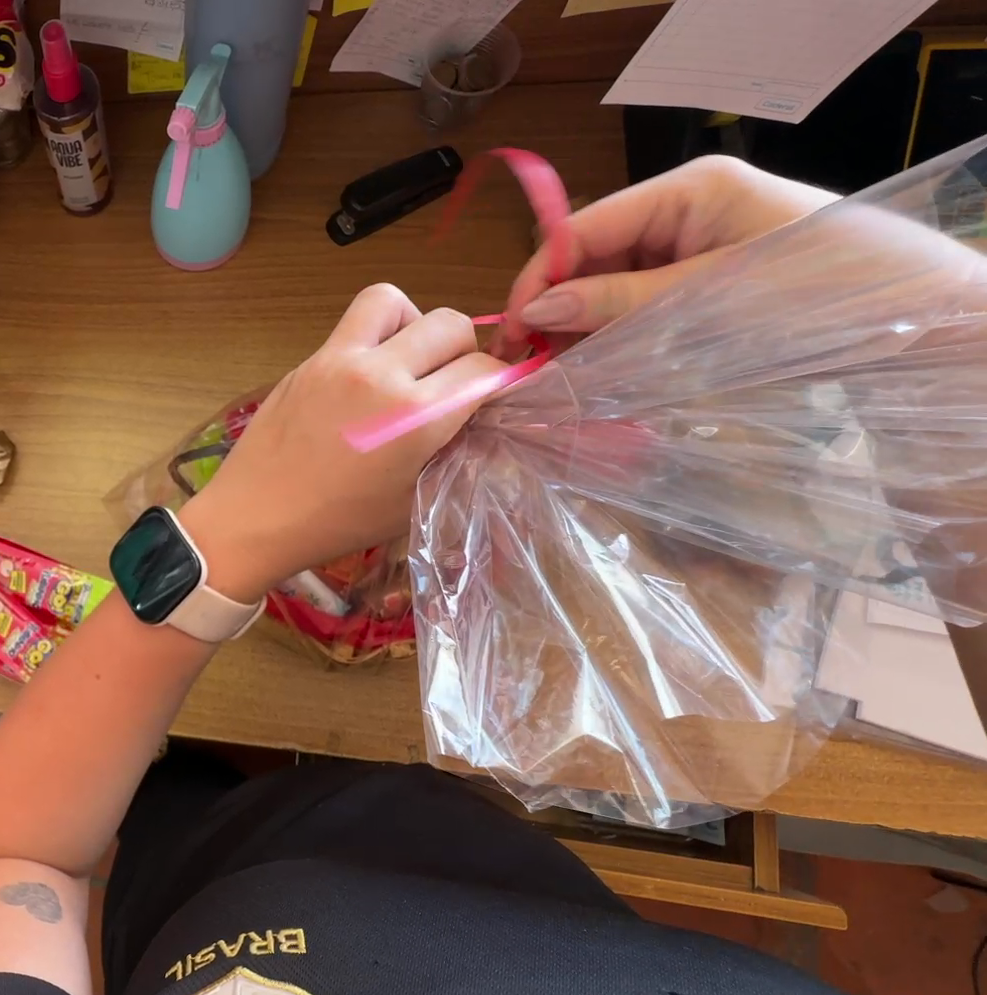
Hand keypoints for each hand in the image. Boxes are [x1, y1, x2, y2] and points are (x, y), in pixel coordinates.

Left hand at [177, 284, 503, 603]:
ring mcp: (336, 362)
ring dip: (410, 323)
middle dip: (463, 351)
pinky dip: (369, 338)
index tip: (491, 399)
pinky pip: (349, 326)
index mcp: (415, 417)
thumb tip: (471, 418)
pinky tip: (361, 379)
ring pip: (391, 302)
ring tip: (403, 363)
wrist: (254, 519)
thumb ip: (448, 451)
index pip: (486, 370)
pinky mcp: (305, 364)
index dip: (500, 383)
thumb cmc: (334, 524)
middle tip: (449, 384)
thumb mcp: (411, 501)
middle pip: (449, 324)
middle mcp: (378, 375)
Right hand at [502, 156, 834, 344]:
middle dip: (552, 307)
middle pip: (587, 257)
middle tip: (525, 360)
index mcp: (687, 191)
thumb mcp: (704, 297)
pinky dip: (604, 334)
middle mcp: (680, 211)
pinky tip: (587, 362)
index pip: (580, 229)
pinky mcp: (693, 279)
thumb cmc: (816, 292)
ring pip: (602, 285)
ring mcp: (686, 245)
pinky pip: (629, 303)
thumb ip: (615, 302)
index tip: (511, 332)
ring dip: (574, 327)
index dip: (536, 279)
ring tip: (552, 369)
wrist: (918, 316)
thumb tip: (533, 310)